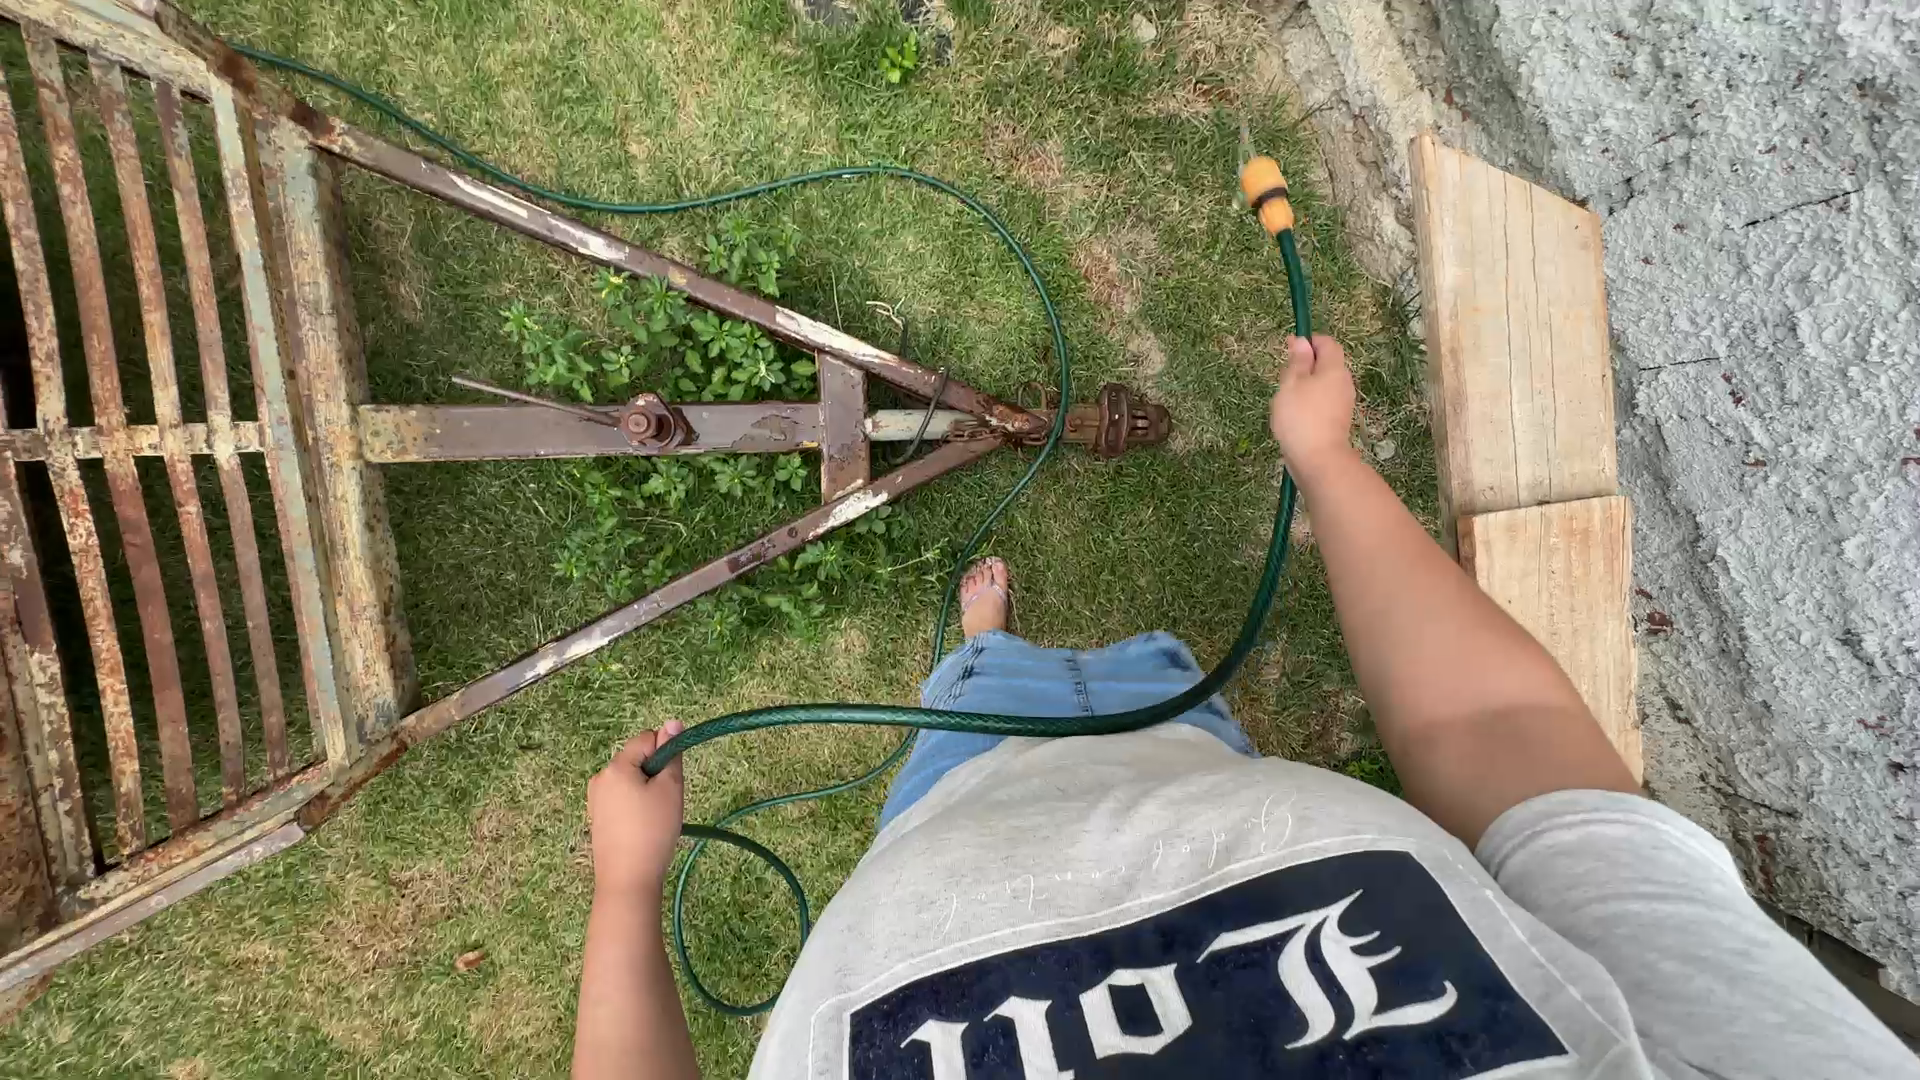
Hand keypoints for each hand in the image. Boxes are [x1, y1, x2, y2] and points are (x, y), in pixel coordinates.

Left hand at [586, 722, 685, 900]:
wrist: (628, 880)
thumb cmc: (653, 829)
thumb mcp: (670, 787)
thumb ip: (672, 753)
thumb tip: (673, 722)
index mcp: (616, 766)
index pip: (646, 738)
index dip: (665, 753)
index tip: (672, 779)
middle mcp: (600, 778)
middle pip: (637, 758)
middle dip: (655, 771)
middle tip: (666, 800)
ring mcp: (595, 799)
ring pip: (631, 778)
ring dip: (647, 788)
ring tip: (655, 815)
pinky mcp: (597, 817)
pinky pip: (622, 796)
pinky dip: (636, 803)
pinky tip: (642, 826)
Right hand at [1269, 334, 1355, 472]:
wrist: (1317, 458)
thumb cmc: (1300, 417)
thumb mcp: (1291, 384)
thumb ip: (1297, 362)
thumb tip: (1302, 341)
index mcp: (1334, 369)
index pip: (1328, 344)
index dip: (1310, 341)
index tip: (1289, 348)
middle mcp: (1344, 383)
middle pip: (1327, 364)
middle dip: (1306, 365)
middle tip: (1284, 378)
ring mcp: (1343, 403)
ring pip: (1324, 384)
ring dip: (1306, 385)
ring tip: (1286, 400)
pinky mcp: (1337, 420)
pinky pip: (1323, 401)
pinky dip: (1310, 402)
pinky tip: (1295, 416)